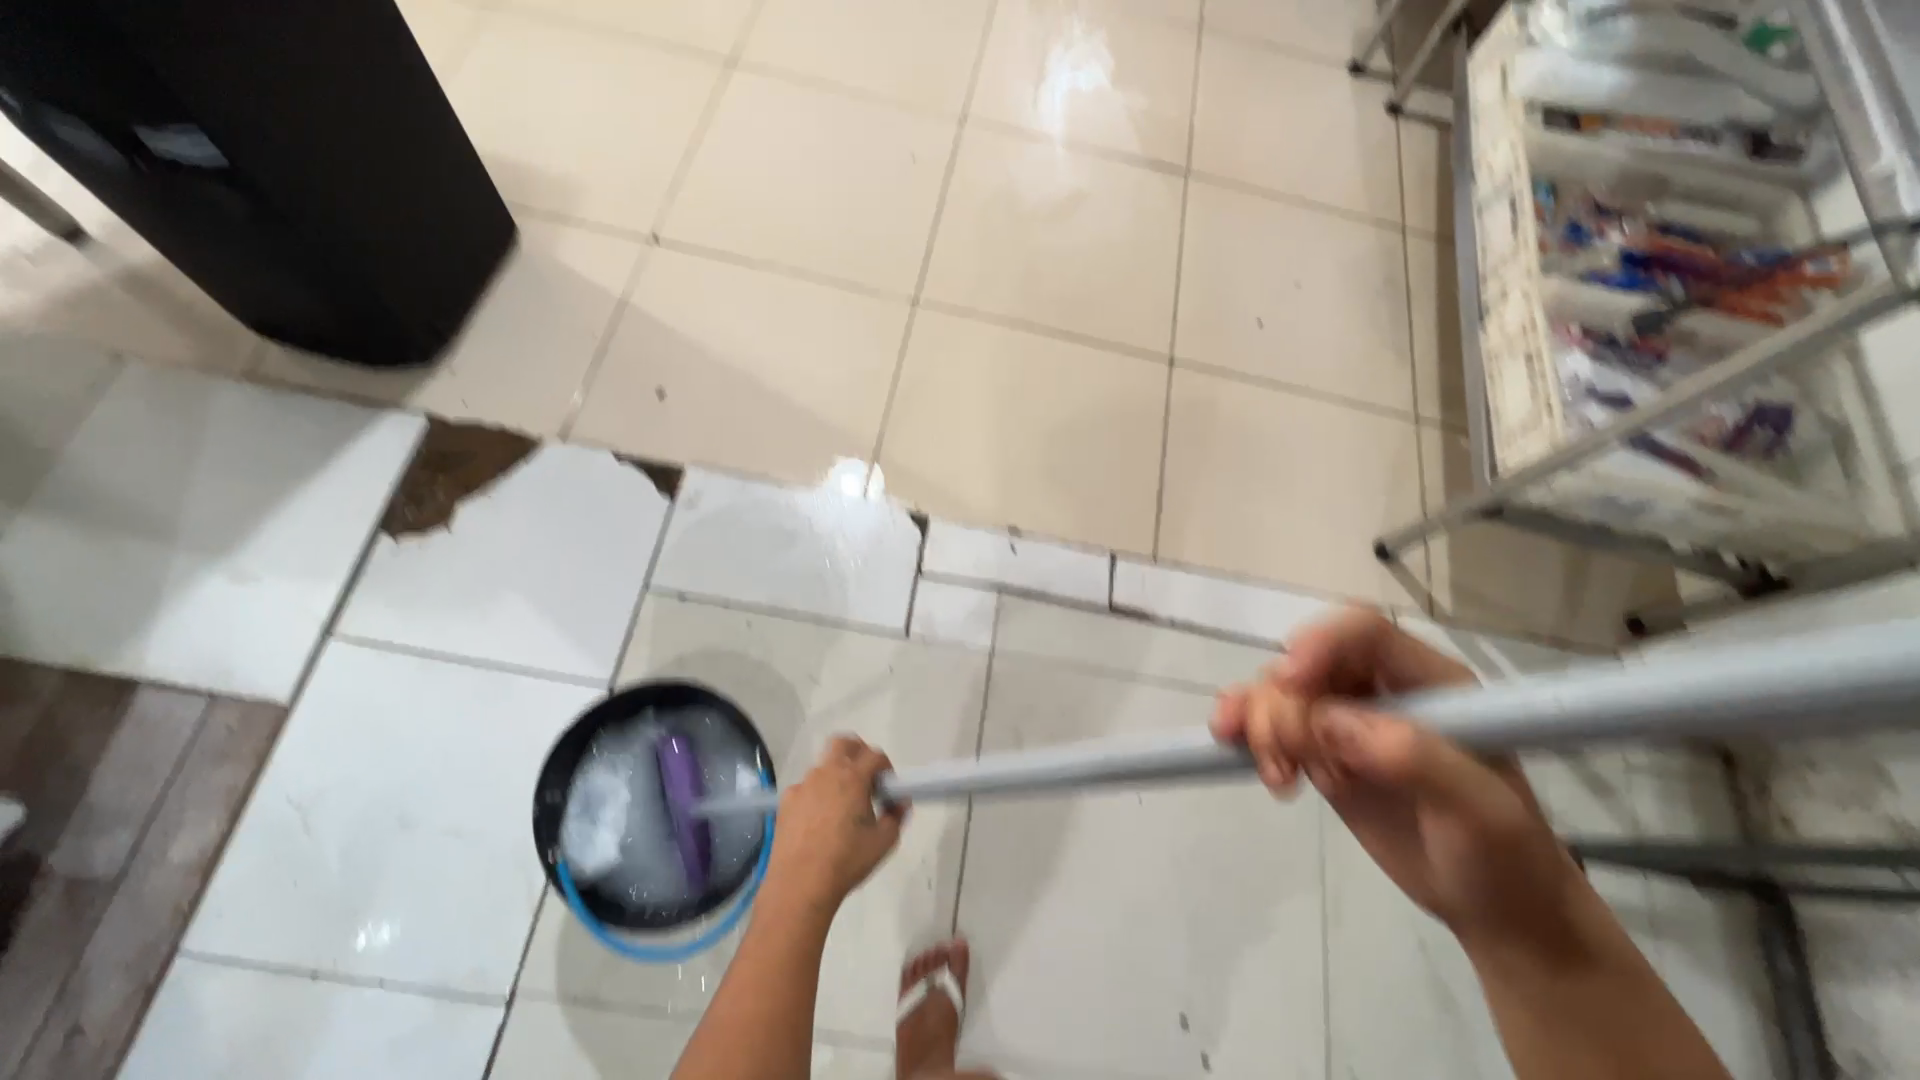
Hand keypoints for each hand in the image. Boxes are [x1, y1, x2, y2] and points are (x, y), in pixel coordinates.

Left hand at [764, 736, 907, 910]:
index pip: (875, 755)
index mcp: (853, 778)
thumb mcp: (885, 841)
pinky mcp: (786, 801)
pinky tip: (818, 823)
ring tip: (841, 808)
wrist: (801, 883)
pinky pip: (806, 788)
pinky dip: (816, 796)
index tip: (887, 787)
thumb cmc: (847, 860)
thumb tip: (900, 802)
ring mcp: (803, 785)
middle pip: (843, 742)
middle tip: (865, 778)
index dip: (885, 767)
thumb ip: (897, 815)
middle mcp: (826, 773)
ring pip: (823, 766)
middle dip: (858, 751)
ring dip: (836, 776)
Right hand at [1213, 607, 1587, 954]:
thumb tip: (1329, 720)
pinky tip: (1230, 746)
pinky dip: (1244, 728)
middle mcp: (1383, 689)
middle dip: (1283, 706)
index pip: (1366, 633)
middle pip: (1307, 662)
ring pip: (1279, 690)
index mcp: (1432, 684)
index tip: (1290, 682)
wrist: (1496, 909)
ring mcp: (1347, 721)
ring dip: (1261, 725)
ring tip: (1280, 780)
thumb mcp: (1478, 812)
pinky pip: (1269, 722)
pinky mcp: (1321, 752)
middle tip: (1290, 766)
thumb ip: (1412, 758)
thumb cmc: (1503, 857)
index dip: (1321, 643)